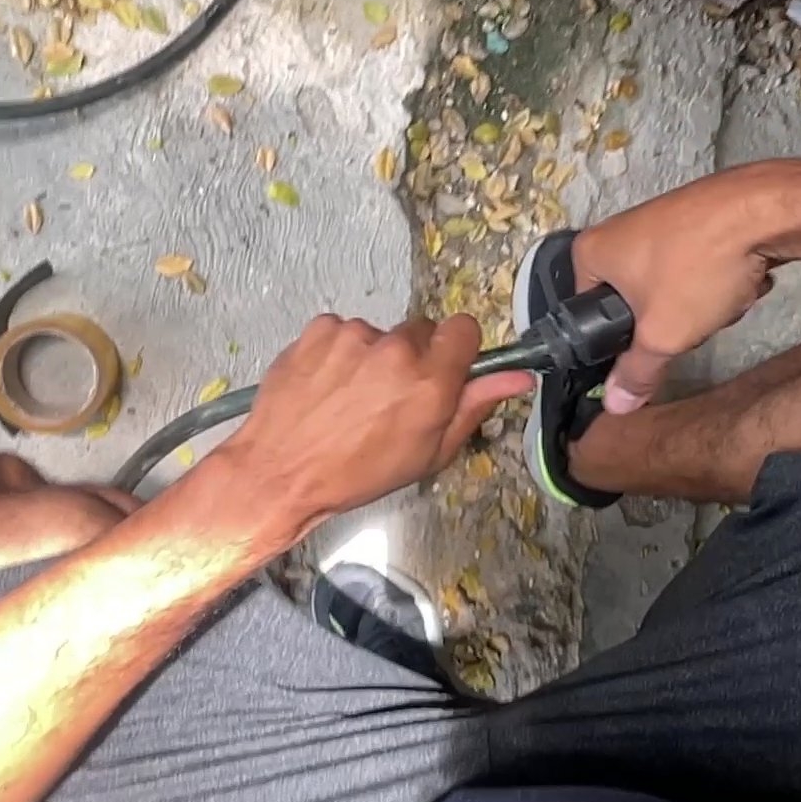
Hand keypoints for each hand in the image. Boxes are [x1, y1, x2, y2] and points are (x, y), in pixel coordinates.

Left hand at [218, 314, 533, 533]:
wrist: (281, 471)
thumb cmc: (359, 473)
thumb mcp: (428, 453)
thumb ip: (474, 407)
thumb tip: (519, 377)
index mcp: (430, 381)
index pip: (464, 328)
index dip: (456, 348)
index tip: (442, 370)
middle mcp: (396, 349)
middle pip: (422, 330)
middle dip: (414, 356)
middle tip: (390, 394)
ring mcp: (355, 335)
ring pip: (380, 334)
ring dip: (373, 356)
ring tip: (349, 396)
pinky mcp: (320, 329)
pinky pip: (343, 331)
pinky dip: (339, 352)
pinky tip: (325, 384)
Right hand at [574, 163, 800, 412]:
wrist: (767, 210)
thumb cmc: (696, 269)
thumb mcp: (662, 334)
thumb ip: (636, 373)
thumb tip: (613, 408)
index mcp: (590, 251)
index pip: (587, 313)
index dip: (617, 340)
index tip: (646, 349)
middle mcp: (616, 230)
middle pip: (632, 300)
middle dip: (668, 319)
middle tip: (689, 322)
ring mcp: (657, 220)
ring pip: (669, 285)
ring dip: (697, 303)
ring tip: (721, 300)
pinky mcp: (695, 217)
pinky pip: (694, 263)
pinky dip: (716, 277)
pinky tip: (740, 277)